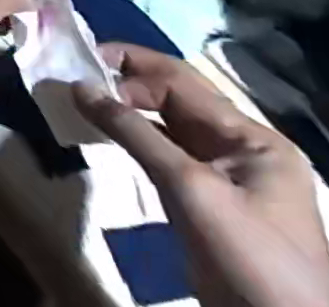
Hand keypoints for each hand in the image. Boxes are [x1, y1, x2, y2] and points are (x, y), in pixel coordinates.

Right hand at [73, 45, 328, 306]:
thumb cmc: (248, 260)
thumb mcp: (190, 190)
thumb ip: (135, 134)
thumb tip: (79, 87)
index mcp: (251, 136)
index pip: (181, 82)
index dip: (131, 69)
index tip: (82, 68)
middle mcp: (242, 148)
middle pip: (176, 100)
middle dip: (127, 84)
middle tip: (77, 78)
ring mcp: (227, 178)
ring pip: (169, 128)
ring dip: (128, 113)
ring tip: (84, 101)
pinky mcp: (209, 205)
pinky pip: (167, 157)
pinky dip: (137, 142)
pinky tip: (107, 136)